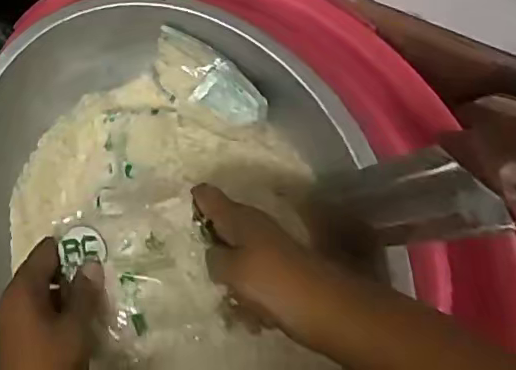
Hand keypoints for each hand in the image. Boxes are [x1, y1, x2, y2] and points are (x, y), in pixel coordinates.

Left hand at [0, 237, 100, 369]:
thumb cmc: (50, 363)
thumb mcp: (74, 329)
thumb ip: (84, 294)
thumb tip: (92, 263)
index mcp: (22, 286)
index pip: (46, 251)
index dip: (70, 247)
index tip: (94, 250)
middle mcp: (12, 296)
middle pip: (43, 271)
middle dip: (70, 274)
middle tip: (98, 281)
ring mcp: (11, 318)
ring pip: (42, 294)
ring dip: (65, 297)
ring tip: (92, 304)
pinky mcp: (15, 337)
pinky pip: (37, 312)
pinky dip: (55, 313)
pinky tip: (75, 325)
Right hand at [192, 183, 351, 345]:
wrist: (330, 308)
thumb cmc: (274, 281)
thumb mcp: (232, 270)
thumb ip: (213, 259)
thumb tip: (212, 255)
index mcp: (237, 216)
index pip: (205, 194)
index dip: (192, 204)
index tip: (185, 226)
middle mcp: (252, 224)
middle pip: (220, 230)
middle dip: (213, 254)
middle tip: (211, 277)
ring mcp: (269, 247)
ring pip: (238, 259)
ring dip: (233, 282)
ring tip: (237, 309)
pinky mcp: (282, 271)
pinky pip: (256, 279)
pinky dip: (252, 297)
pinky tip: (256, 320)